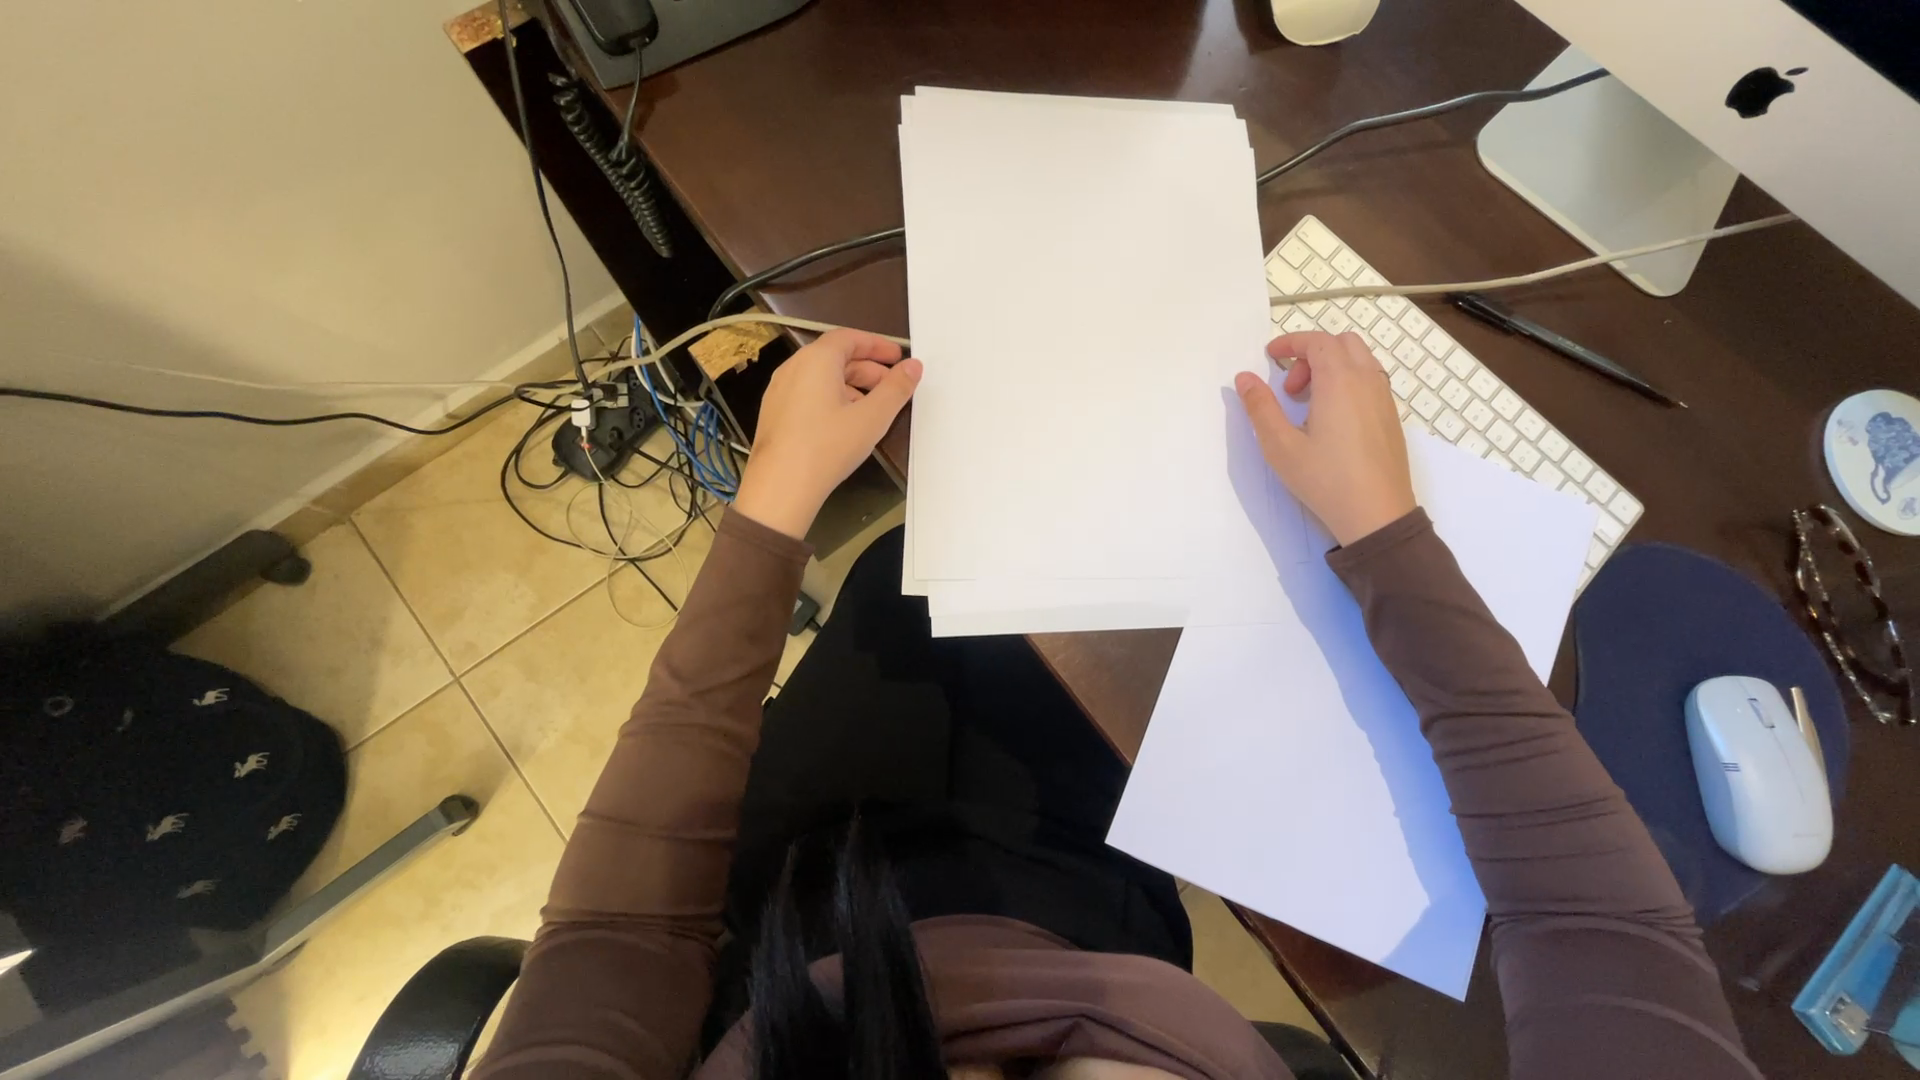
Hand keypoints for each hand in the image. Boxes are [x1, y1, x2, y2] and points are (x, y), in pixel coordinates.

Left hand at [732, 329, 921, 539]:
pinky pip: (808, 394)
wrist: (781, 487)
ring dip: (851, 385)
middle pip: (835, 356)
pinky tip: (845, 423)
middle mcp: (794, 368)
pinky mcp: (775, 413)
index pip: (849, 338)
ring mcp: (779, 391)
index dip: (877, 345)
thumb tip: (913, 366)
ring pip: (821, 377)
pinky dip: (831, 398)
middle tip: (892, 385)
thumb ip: (896, 388)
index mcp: (816, 360)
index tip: (898, 357)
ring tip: (873, 407)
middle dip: (867, 368)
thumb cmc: (828, 446)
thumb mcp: (872, 417)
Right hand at [1234, 331, 1414, 545]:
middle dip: (1311, 354)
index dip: (1291, 342)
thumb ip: (1260, 407)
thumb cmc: (1324, 478)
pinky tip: (1330, 419)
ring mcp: (1384, 398)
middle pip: (1342, 344)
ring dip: (1330, 367)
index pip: (1318, 341)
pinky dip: (1347, 383)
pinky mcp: (1390, 417)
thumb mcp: (1280, 446)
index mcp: (1340, 381)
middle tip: (1289, 388)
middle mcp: (1367, 381)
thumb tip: (1244, 377)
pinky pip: (1370, 381)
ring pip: (1360, 360)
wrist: (1376, 513)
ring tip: (1307, 404)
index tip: (1269, 356)